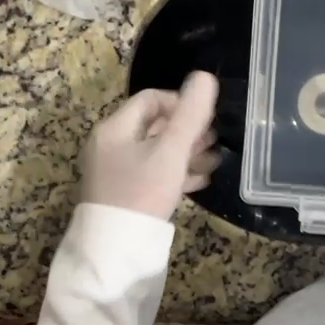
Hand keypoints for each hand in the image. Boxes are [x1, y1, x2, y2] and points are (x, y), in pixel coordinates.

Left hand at [82, 71, 221, 219]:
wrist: (116, 247)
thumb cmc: (143, 192)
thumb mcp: (171, 152)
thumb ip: (190, 115)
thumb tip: (204, 77)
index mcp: (115, 128)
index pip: (150, 100)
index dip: (180, 103)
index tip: (205, 119)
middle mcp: (109, 145)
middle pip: (153, 126)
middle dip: (187, 131)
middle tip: (215, 140)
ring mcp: (113, 171)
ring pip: (154, 152)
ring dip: (185, 153)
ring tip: (213, 161)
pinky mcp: (120, 194)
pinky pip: (150, 174)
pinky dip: (173, 173)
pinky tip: (198, 181)